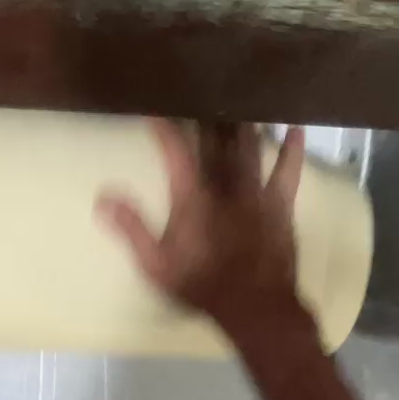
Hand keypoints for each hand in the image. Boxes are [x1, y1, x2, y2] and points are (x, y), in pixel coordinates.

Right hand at [97, 120, 308, 340]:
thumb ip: (131, 228)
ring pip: (248, 148)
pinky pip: (287, 171)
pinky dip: (291, 149)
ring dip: (241, 123)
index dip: (164, 128)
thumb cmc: (202, 286)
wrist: (257, 309)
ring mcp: (256, 194)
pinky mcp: (280, 205)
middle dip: (206, 115)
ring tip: (238, 98)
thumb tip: (103, 196)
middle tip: (200, 90)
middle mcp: (224, 186)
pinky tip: (295, 128)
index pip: (175, 151)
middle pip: (214, 141)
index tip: (153, 108)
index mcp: (192, 197)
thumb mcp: (156, 264)